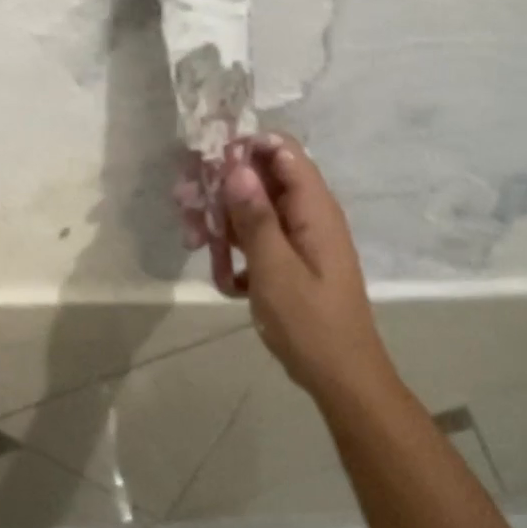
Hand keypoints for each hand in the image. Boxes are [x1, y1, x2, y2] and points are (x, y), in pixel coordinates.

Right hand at [182, 133, 395, 396]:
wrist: (341, 377)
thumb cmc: (309, 324)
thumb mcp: (275, 269)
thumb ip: (255, 216)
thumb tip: (236, 166)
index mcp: (313, 207)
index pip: (281, 150)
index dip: (242, 150)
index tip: (204, 168)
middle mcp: (309, 215)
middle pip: (261, 180)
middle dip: (221, 193)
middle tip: (185, 211)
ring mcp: (301, 241)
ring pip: (254, 214)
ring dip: (223, 229)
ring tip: (200, 254)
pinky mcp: (293, 265)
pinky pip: (260, 245)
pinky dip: (239, 258)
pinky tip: (227, 285)